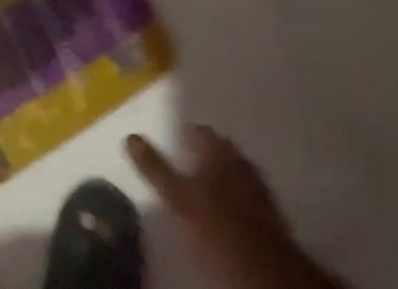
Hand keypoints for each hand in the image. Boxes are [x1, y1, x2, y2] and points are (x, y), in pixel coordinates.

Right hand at [125, 125, 337, 288]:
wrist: (263, 266)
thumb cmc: (215, 228)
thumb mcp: (177, 198)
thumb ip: (155, 168)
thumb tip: (130, 137)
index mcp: (217, 152)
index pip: (199, 131)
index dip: (184, 133)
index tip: (171, 140)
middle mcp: (239, 159)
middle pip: (218, 146)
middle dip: (202, 149)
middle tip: (183, 160)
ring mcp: (256, 181)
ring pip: (233, 165)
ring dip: (218, 169)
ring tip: (201, 183)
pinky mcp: (267, 205)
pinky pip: (245, 186)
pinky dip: (232, 189)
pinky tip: (225, 204)